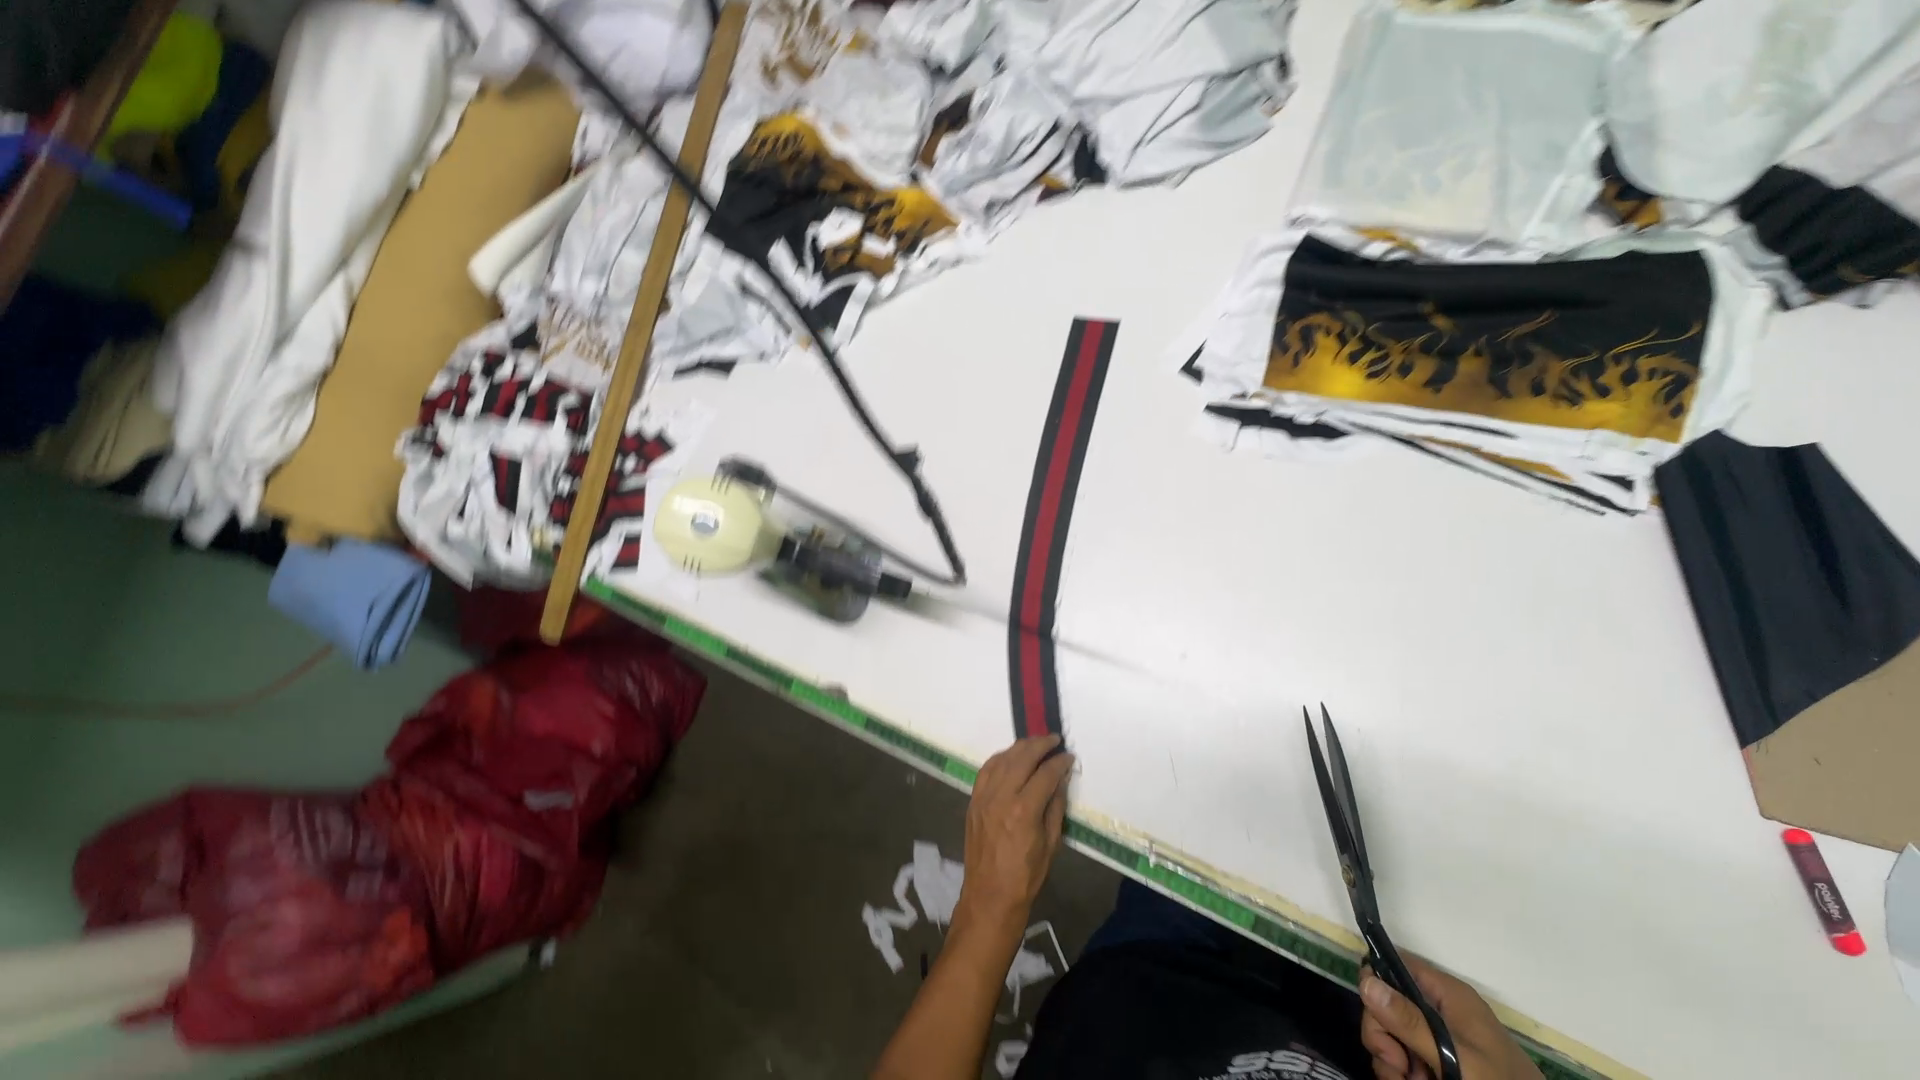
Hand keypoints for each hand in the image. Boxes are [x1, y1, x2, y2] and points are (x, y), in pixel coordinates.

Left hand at [956, 735, 1074, 928]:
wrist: (990, 895)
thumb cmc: (1027, 875)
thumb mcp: (1051, 842)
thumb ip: (1055, 806)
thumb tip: (1061, 779)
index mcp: (1023, 810)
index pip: (1045, 774)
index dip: (1060, 763)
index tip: (1069, 756)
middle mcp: (1001, 797)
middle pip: (1021, 758)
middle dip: (1040, 745)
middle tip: (1054, 740)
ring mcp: (983, 798)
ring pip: (1001, 759)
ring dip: (1019, 747)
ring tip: (1035, 743)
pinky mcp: (973, 802)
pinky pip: (985, 770)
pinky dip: (999, 758)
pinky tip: (1011, 756)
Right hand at [1359, 954, 1542, 1079]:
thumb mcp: (1454, 1056)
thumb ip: (1410, 1021)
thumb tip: (1366, 981)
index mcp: (1446, 994)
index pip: (1394, 966)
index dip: (1375, 986)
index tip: (1379, 1023)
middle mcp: (1438, 1007)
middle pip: (1386, 1004)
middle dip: (1383, 1037)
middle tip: (1399, 1068)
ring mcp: (1438, 1034)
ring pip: (1390, 1033)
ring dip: (1391, 1062)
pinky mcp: (1438, 1058)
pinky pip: (1403, 1055)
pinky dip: (1401, 1072)